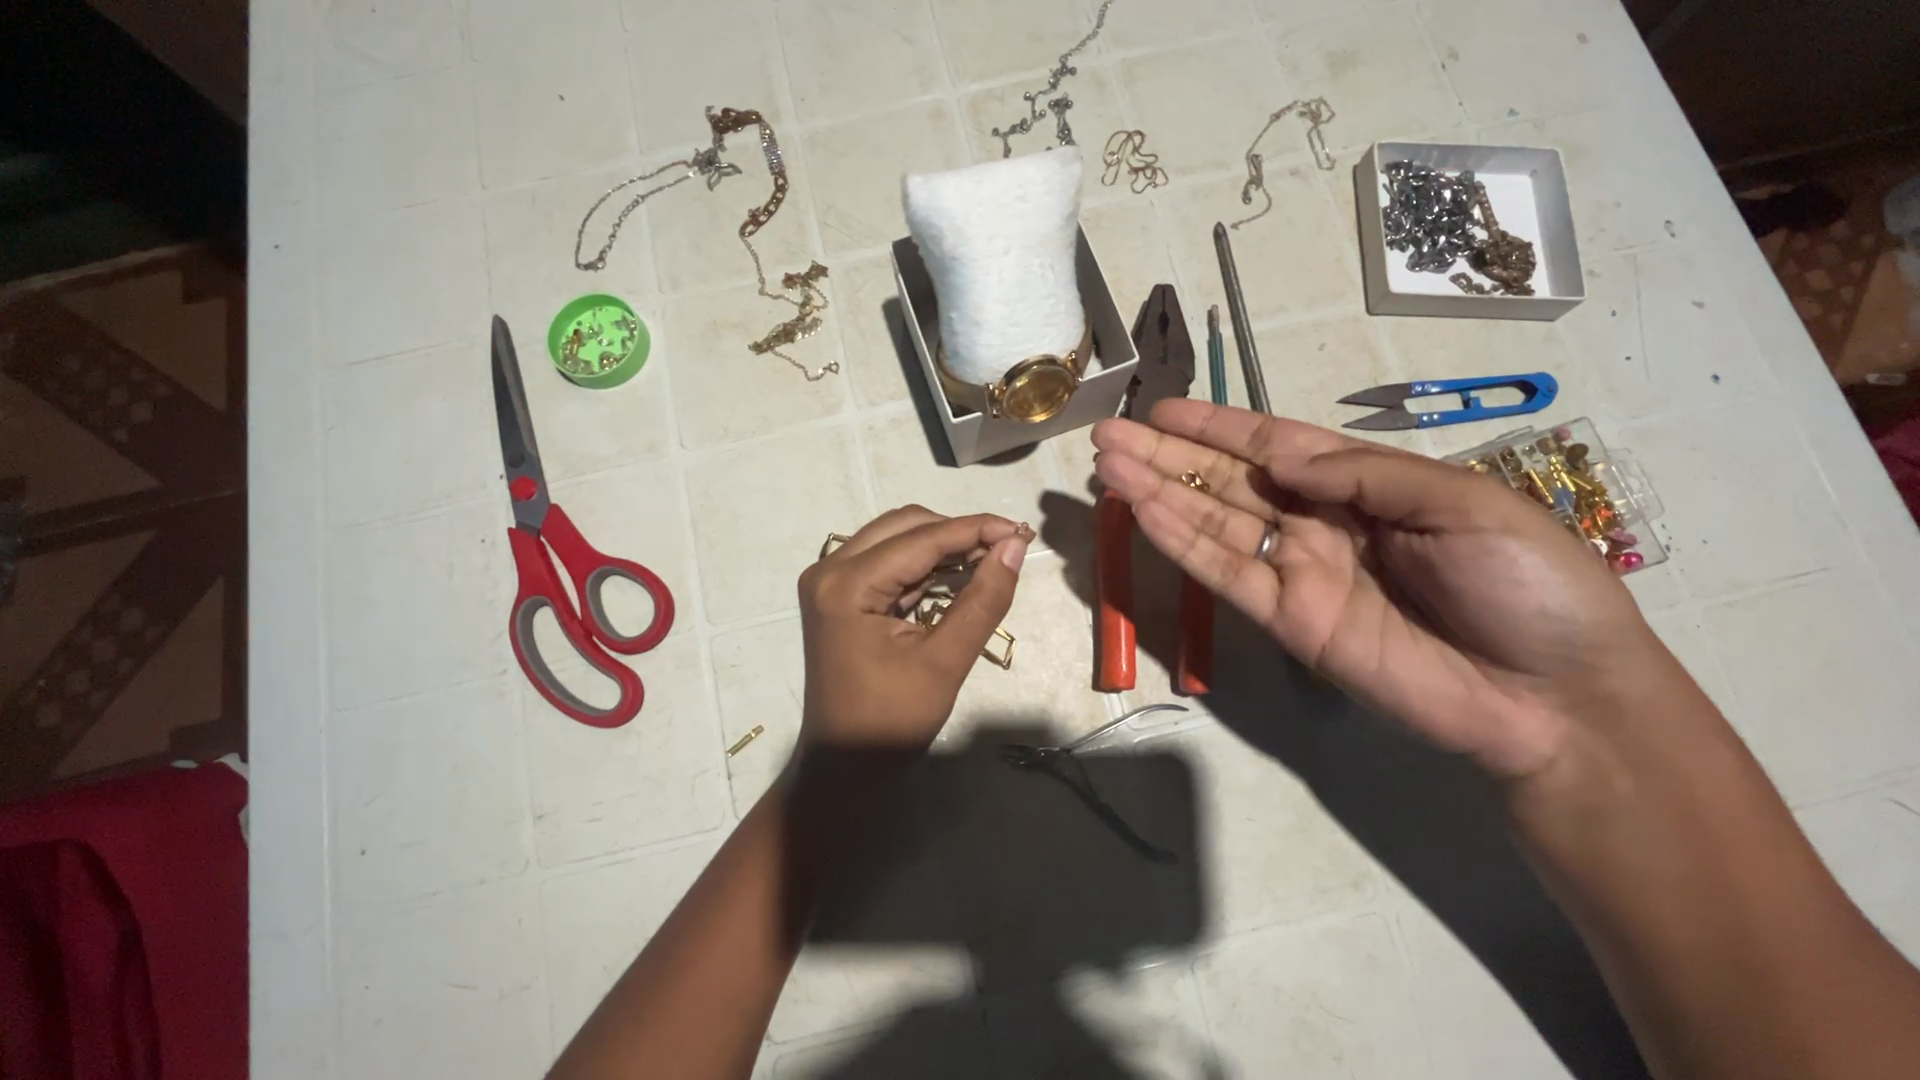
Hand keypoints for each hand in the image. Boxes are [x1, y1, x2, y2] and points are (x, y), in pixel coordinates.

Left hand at [797, 506, 1030, 752]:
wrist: (843, 768)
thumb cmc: (891, 721)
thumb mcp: (945, 662)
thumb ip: (982, 601)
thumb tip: (1014, 549)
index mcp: (846, 584)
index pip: (921, 540)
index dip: (976, 530)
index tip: (1023, 533)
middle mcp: (829, 570)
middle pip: (905, 527)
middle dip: (958, 533)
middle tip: (1007, 549)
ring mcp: (828, 582)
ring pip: (895, 540)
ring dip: (942, 546)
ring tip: (990, 560)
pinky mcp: (837, 596)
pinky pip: (886, 563)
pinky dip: (923, 565)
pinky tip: (958, 576)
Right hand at [1092, 400, 1673, 779]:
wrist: (1553, 698)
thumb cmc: (1526, 584)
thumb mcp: (1463, 502)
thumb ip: (1367, 473)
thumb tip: (1278, 453)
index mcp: (1365, 486)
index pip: (1275, 445)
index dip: (1218, 426)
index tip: (1163, 408)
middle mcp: (1320, 523)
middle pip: (1229, 481)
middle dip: (1169, 456)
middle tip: (1109, 434)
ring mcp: (1298, 573)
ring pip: (1213, 523)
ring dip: (1159, 493)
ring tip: (1106, 465)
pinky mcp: (1286, 622)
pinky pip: (1225, 574)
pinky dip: (1180, 543)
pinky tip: (1142, 512)